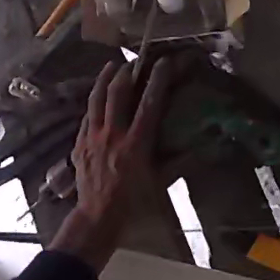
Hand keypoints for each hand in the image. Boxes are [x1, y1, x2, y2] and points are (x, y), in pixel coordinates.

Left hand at [49, 57, 176, 270]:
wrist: (97, 219)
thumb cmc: (133, 203)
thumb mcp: (161, 183)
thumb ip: (179, 162)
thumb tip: (200, 147)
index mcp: (136, 143)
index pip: (149, 102)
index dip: (158, 79)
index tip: (165, 61)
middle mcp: (113, 134)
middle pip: (117, 93)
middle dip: (127, 72)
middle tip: (134, 60)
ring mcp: (92, 138)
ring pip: (96, 99)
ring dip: (104, 79)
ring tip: (111, 66)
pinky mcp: (79, 144)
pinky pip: (86, 116)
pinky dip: (94, 103)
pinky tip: (98, 98)